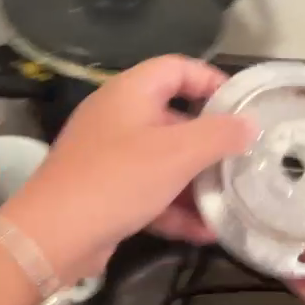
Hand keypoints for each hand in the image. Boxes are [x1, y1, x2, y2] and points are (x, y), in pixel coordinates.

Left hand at [0, 57, 254, 279]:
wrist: (53, 235)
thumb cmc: (118, 179)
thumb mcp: (178, 153)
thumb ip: (220, 135)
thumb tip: (250, 124)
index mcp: (130, 92)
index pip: (177, 68)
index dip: (211, 80)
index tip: (242, 106)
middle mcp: (117, 117)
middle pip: (173, 118)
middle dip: (210, 143)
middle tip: (243, 159)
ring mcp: (108, 156)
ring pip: (163, 161)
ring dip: (196, 182)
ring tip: (231, 200)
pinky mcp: (104, 191)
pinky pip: (148, 192)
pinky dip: (175, 208)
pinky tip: (205, 232)